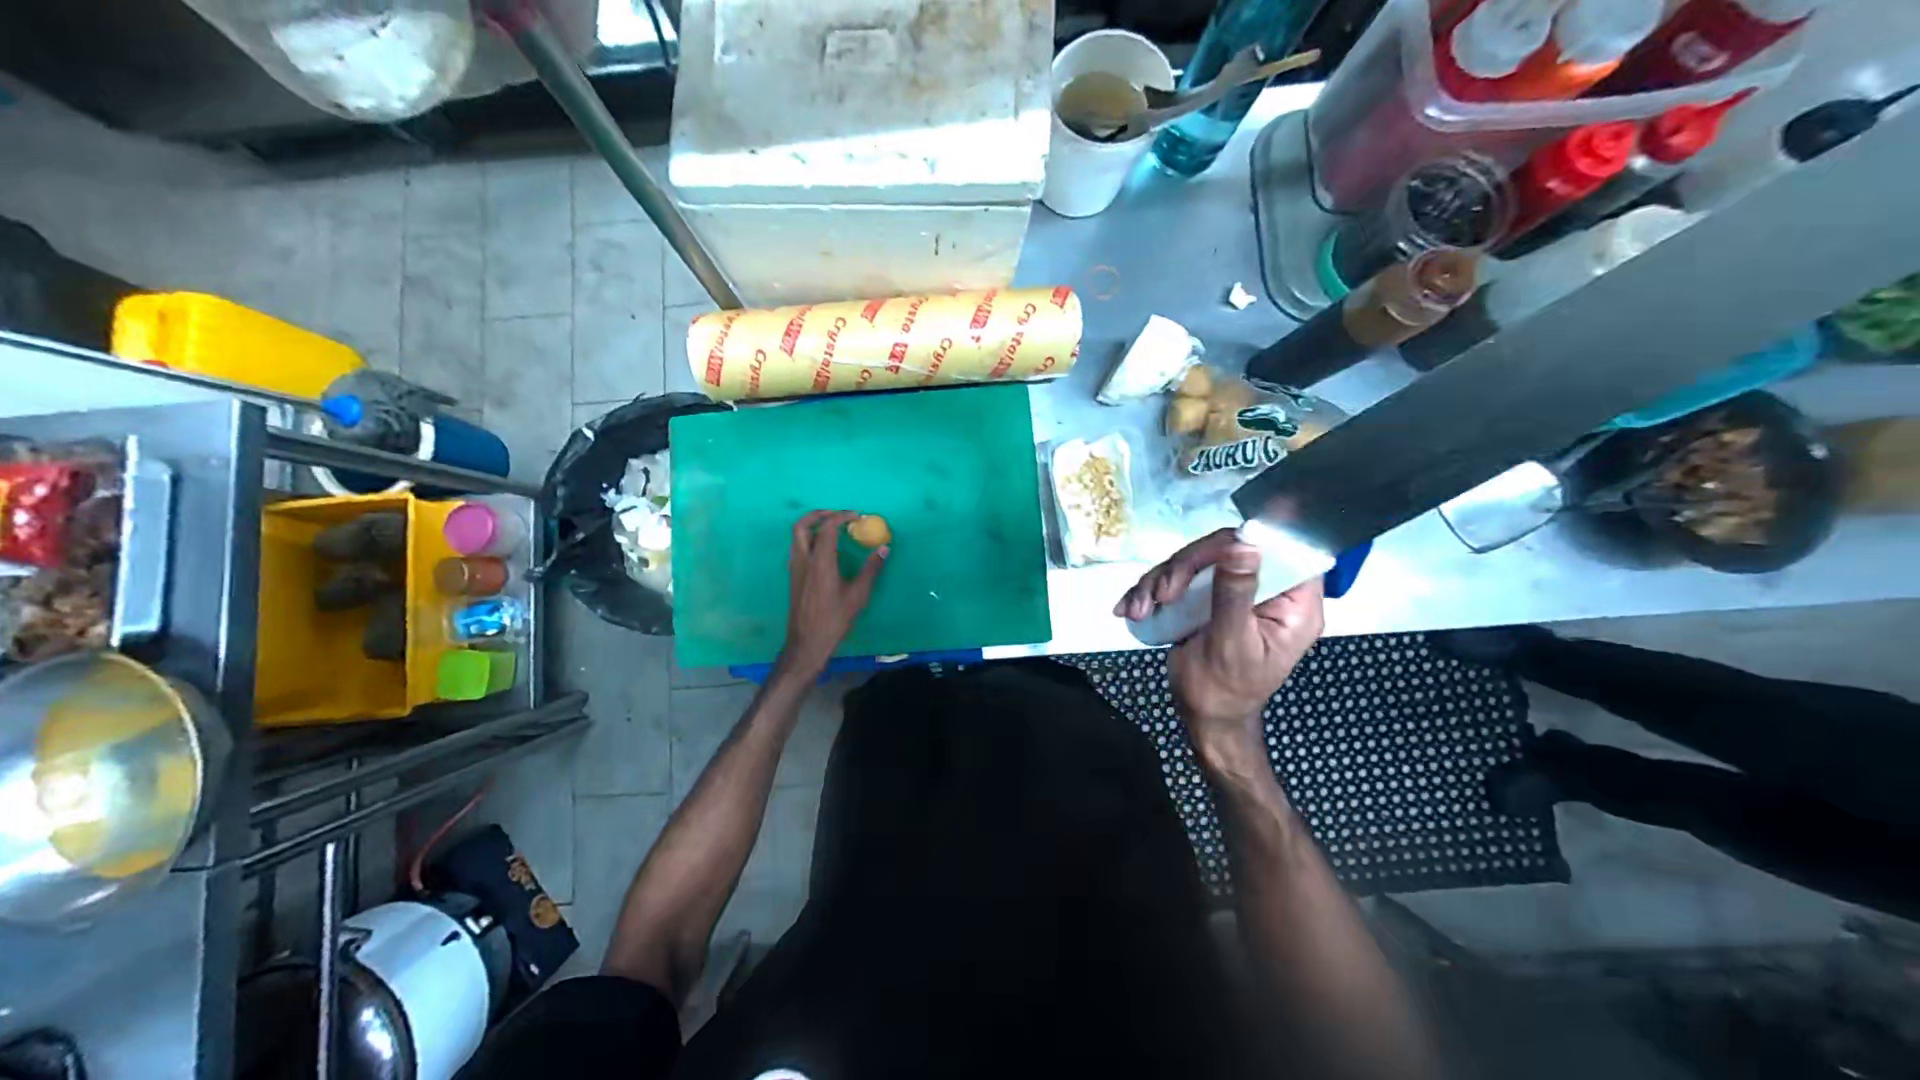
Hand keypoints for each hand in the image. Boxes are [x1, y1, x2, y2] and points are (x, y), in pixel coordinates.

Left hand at [779, 510, 886, 677]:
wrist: (807, 642)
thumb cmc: (834, 620)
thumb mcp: (858, 595)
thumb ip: (871, 569)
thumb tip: (884, 548)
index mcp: (820, 562)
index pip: (827, 528)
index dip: (841, 517)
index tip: (856, 516)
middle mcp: (803, 560)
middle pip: (802, 525)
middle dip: (819, 515)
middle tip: (838, 515)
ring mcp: (795, 568)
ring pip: (796, 537)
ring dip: (812, 526)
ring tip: (832, 529)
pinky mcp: (793, 577)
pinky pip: (797, 548)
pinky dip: (809, 539)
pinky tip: (825, 550)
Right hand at [1117, 529, 1323, 768]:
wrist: (1204, 716)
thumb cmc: (1226, 690)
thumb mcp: (1231, 643)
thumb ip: (1237, 593)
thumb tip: (1245, 545)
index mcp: (1293, 602)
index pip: (1278, 550)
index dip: (1246, 541)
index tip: (1208, 554)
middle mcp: (1267, 589)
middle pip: (1228, 548)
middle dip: (1187, 566)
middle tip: (1164, 594)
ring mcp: (1234, 590)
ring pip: (1196, 560)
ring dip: (1160, 580)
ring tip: (1142, 608)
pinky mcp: (1207, 595)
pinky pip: (1178, 577)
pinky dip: (1151, 590)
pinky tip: (1132, 608)